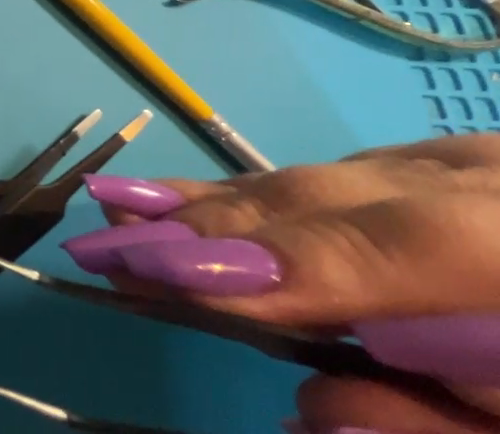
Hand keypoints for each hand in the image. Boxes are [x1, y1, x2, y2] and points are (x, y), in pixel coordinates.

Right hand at [63, 135, 499, 432]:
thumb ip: (453, 429)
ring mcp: (474, 161)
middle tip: (107, 251)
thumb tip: (315, 402)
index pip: (416, 245)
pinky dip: (248, 196)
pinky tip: (172, 199)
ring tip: (115, 215)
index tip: (180, 273)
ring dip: (216, 208)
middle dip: (226, 229)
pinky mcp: (447, 165)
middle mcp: (499, 179)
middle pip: (353, 199)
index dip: (297, 261)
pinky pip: (331, 177)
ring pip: (329, 179)